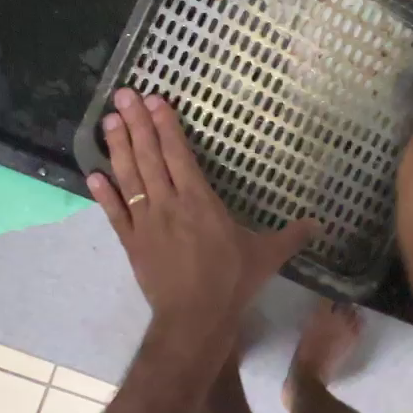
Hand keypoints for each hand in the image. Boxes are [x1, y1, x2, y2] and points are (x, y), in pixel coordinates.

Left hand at [89, 89, 316, 346]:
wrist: (195, 317)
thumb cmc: (232, 282)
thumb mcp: (267, 256)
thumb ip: (291, 236)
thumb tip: (318, 224)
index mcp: (200, 200)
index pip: (179, 154)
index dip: (166, 125)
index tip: (154, 100)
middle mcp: (169, 204)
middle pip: (149, 157)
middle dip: (136, 123)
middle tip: (123, 95)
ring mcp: (146, 223)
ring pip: (129, 178)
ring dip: (118, 148)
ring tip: (108, 120)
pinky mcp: (132, 244)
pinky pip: (115, 214)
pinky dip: (104, 194)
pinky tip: (93, 174)